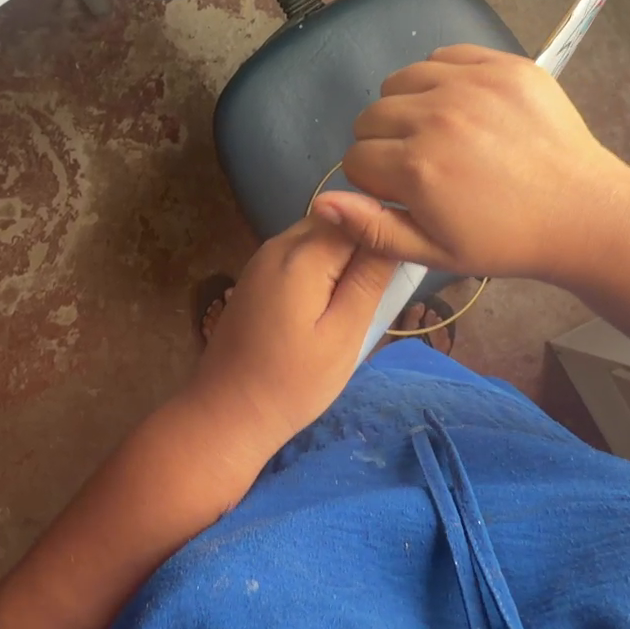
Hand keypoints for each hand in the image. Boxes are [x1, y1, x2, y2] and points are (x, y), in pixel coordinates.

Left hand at [188, 214, 396, 452]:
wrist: (226, 411)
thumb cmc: (292, 382)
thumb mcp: (344, 335)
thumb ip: (369, 280)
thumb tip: (394, 234)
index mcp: (302, 255)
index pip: (358, 216)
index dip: (385, 234)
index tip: (402, 268)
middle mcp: (279, 244)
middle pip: (336, 221)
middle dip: (363, 243)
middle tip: (385, 288)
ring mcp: (262, 258)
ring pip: (318, 236)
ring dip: (343, 257)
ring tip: (359, 299)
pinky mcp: (256, 275)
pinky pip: (299, 254)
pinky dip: (321, 268)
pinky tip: (328, 304)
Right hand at [311, 44, 629, 285]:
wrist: (585, 214)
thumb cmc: (506, 241)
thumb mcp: (434, 252)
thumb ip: (371, 228)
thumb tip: (319, 201)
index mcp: (417, 167)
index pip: (355, 158)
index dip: (373, 180)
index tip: (403, 192)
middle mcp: (436, 116)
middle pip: (370, 117)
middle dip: (384, 143)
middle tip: (422, 165)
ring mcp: (471, 84)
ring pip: (399, 81)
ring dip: (407, 106)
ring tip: (440, 132)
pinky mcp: (502, 64)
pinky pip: (442, 55)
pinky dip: (440, 78)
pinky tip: (462, 106)